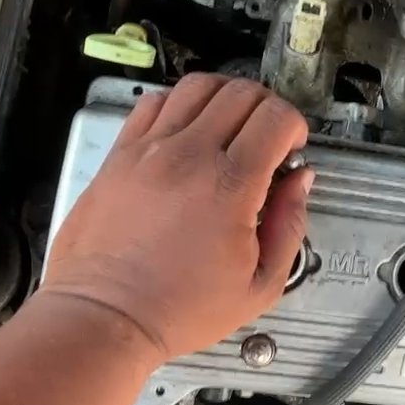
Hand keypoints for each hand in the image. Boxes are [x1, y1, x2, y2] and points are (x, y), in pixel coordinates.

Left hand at [41, 74, 312, 359]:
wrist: (104, 318)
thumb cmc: (175, 309)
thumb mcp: (259, 285)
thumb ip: (289, 226)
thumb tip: (299, 182)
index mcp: (230, 186)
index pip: (275, 117)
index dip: (294, 126)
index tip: (291, 148)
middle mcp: (189, 156)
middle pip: (241, 92)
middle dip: (266, 108)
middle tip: (265, 139)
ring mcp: (149, 150)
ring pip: (198, 85)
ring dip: (224, 98)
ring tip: (229, 128)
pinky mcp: (120, 154)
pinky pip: (153, 102)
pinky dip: (179, 104)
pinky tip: (186, 131)